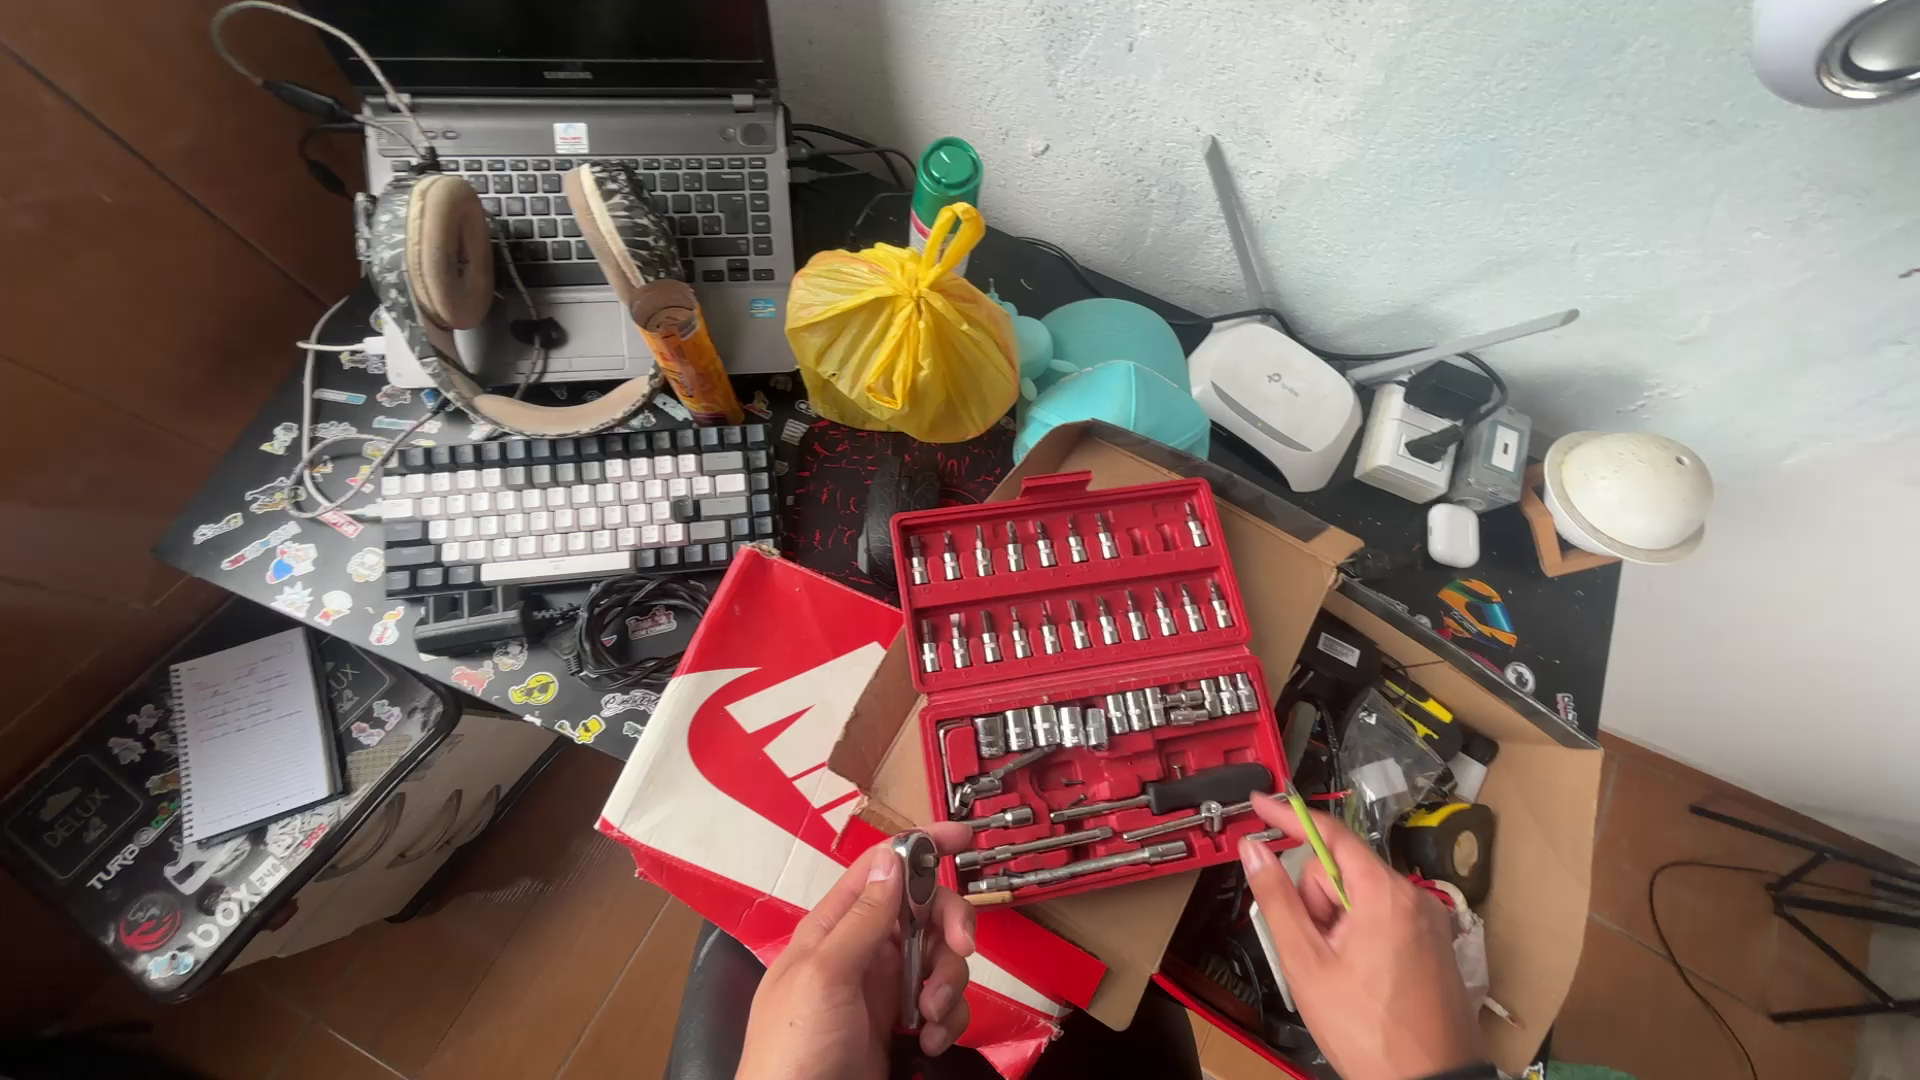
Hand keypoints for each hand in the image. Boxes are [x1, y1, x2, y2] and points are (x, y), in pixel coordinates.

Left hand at [735, 824, 977, 1079]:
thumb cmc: (795, 1047)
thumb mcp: (824, 977)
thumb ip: (861, 919)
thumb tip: (892, 860)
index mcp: (836, 925)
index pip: (882, 866)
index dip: (921, 846)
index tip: (963, 836)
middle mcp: (864, 948)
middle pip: (923, 911)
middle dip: (949, 925)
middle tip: (961, 948)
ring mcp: (884, 988)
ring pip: (939, 957)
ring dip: (948, 983)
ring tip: (929, 1020)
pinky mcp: (902, 1026)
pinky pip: (941, 1004)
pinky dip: (946, 1020)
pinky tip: (928, 1043)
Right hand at [1241, 793, 1482, 1079]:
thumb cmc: (1370, 1032)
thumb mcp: (1306, 961)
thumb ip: (1275, 897)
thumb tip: (1253, 849)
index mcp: (1385, 895)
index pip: (1329, 833)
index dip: (1288, 815)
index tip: (1259, 803)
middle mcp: (1413, 899)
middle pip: (1339, 870)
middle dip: (1316, 901)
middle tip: (1314, 947)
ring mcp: (1428, 922)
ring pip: (1357, 894)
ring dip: (1335, 921)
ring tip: (1337, 968)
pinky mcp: (1433, 943)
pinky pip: (1379, 915)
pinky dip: (1357, 931)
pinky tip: (1355, 970)